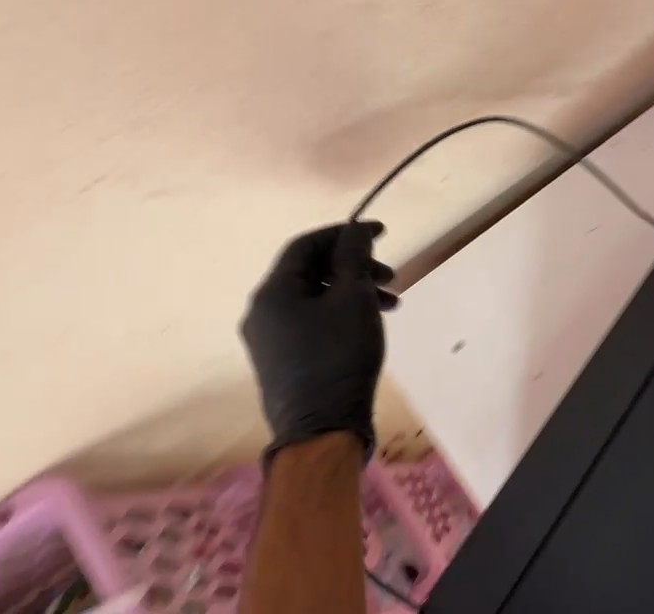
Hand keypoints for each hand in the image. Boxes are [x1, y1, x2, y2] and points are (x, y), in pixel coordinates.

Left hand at [241, 221, 395, 460]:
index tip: (383, 231)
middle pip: (311, 270)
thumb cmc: (339, 353)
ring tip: (390, 303)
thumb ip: (353, 258)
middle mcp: (262, 311)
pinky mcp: (282, 356)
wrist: (322, 424)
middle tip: (391, 275)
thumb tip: (355, 230)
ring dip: (354, 289)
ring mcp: (270, 336)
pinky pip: (313, 317)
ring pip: (315, 295)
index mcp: (273, 292)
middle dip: (355, 265)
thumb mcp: (353, 298)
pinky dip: (343, 310)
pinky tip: (370, 322)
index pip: (306, 245)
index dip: (345, 232)